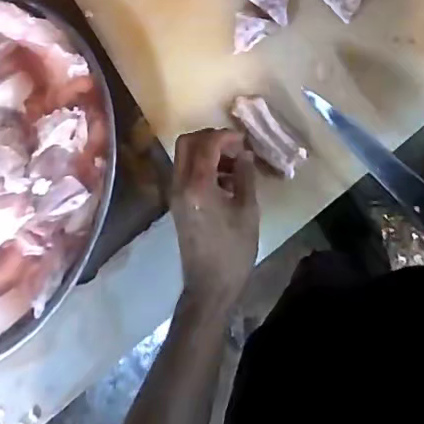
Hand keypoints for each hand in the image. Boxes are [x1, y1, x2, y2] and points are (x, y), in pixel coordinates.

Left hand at [171, 127, 259, 319]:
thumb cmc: (233, 250)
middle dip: (210, 137)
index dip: (226, 136)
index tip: (244, 141)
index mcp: (197, 185)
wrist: (210, 287)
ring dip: (206, 151)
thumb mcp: (248, 210)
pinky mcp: (177, 204)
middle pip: (186, 143)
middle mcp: (179, 185)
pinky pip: (186, 172)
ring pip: (184, 156)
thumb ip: (245, 175)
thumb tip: (244, 154)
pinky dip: (202, 166)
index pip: (206, 144)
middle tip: (234, 146)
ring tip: (234, 163)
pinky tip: (226, 179)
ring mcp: (175, 195)